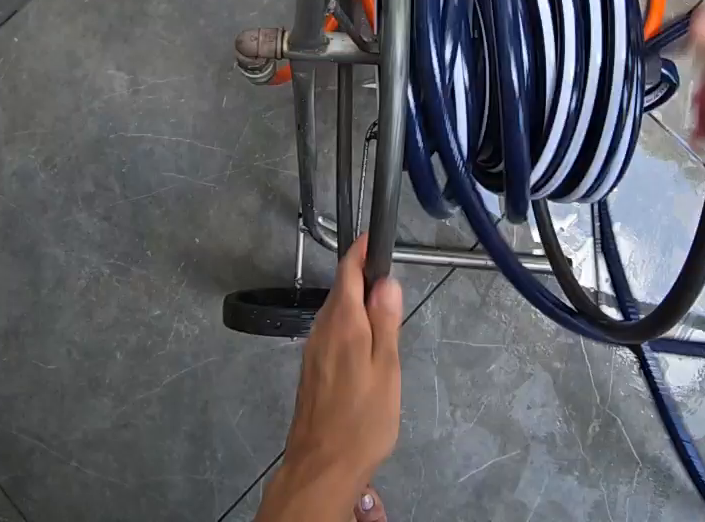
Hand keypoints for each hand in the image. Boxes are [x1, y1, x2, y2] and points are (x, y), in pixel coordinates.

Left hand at [258, 235, 402, 521]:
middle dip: (365, 281)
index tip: (375, 238)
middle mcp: (322, 328)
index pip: (348, 270)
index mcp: (343, 322)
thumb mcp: (386, 369)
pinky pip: (332, 332)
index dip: (361, 250)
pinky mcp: (311, 367)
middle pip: (342, 289)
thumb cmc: (362, 419)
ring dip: (358, 306)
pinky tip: (366, 349)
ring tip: (386, 322)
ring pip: (337, 312)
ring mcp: (313, 348)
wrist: (321, 467)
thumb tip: (386, 281)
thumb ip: (386, 322)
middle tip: (394, 291)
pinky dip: (350, 326)